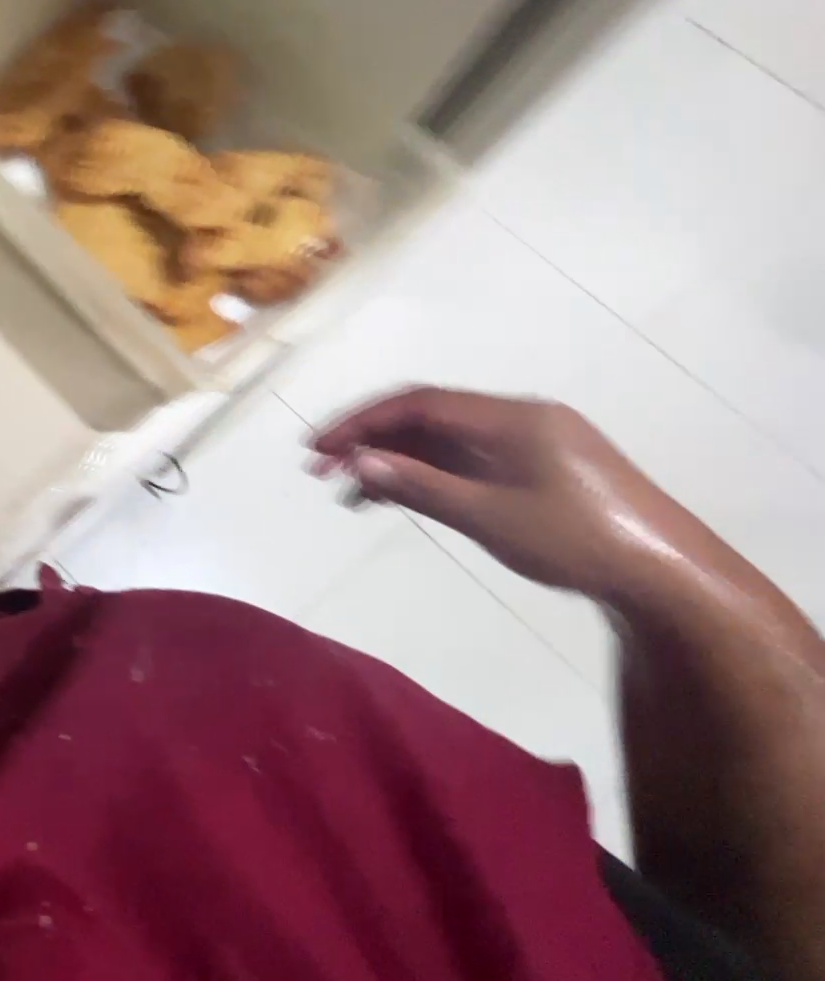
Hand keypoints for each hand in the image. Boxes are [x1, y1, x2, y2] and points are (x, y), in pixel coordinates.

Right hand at [308, 387, 718, 601]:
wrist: (662, 575)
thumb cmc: (574, 540)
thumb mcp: (486, 515)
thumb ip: (418, 485)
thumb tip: (356, 462)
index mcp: (512, 419)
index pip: (418, 404)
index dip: (361, 422)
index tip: (317, 448)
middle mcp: (517, 420)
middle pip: (425, 417)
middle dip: (367, 440)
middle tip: (319, 471)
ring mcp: (525, 444)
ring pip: (439, 441)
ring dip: (390, 460)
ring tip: (346, 493)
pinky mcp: (529, 468)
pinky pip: (460, 460)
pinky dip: (420, 474)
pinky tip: (391, 498)